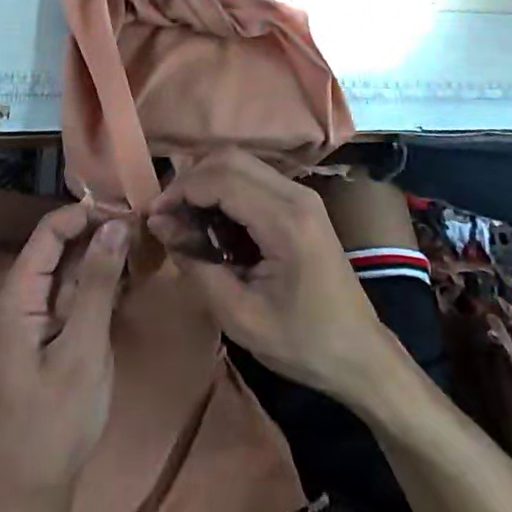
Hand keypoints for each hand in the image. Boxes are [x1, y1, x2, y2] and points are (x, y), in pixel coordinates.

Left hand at [0, 205, 131, 495]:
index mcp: (16, 295)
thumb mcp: (81, 351)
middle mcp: (19, 298)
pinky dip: (98, 288)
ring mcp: (31, 319)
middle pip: (60, 247)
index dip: (89, 214)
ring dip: (104, 261)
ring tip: (144, 257)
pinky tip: (127, 287)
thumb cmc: (49, 423)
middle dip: (102, 235)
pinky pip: (70, 297)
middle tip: (148, 237)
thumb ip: (97, 284)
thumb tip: (116, 224)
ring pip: (68, 271)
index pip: (50, 230)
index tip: (133, 214)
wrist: (15, 495)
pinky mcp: (44, 337)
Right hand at [146, 149, 398, 403]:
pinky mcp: (303, 204)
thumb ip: (196, 265)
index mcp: (286, 220)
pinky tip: (212, 225)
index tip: (153, 218)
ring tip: (183, 222)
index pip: (222, 178)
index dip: (180, 191)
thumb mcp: (239, 316)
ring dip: (207, 184)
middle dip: (191, 181)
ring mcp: (303, 195)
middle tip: (166, 218)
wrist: (359, 353)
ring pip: (242, 164)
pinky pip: (255, 179)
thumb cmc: (301, 342)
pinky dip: (226, 191)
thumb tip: (160, 224)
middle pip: (231, 159)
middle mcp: (297, 194)